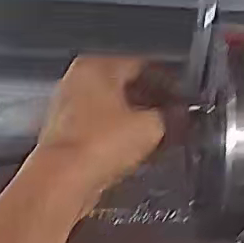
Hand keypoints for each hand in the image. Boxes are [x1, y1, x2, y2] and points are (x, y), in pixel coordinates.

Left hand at [32, 57, 169, 196]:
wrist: (66, 179)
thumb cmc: (97, 146)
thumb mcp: (150, 129)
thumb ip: (168, 117)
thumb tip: (177, 118)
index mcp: (97, 66)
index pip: (141, 63)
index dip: (166, 80)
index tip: (178, 96)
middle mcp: (77, 81)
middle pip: (122, 85)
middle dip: (148, 101)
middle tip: (168, 117)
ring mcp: (68, 108)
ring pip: (109, 108)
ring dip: (132, 121)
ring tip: (152, 137)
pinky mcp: (66, 136)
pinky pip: (98, 130)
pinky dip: (115, 137)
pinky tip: (129, 152)